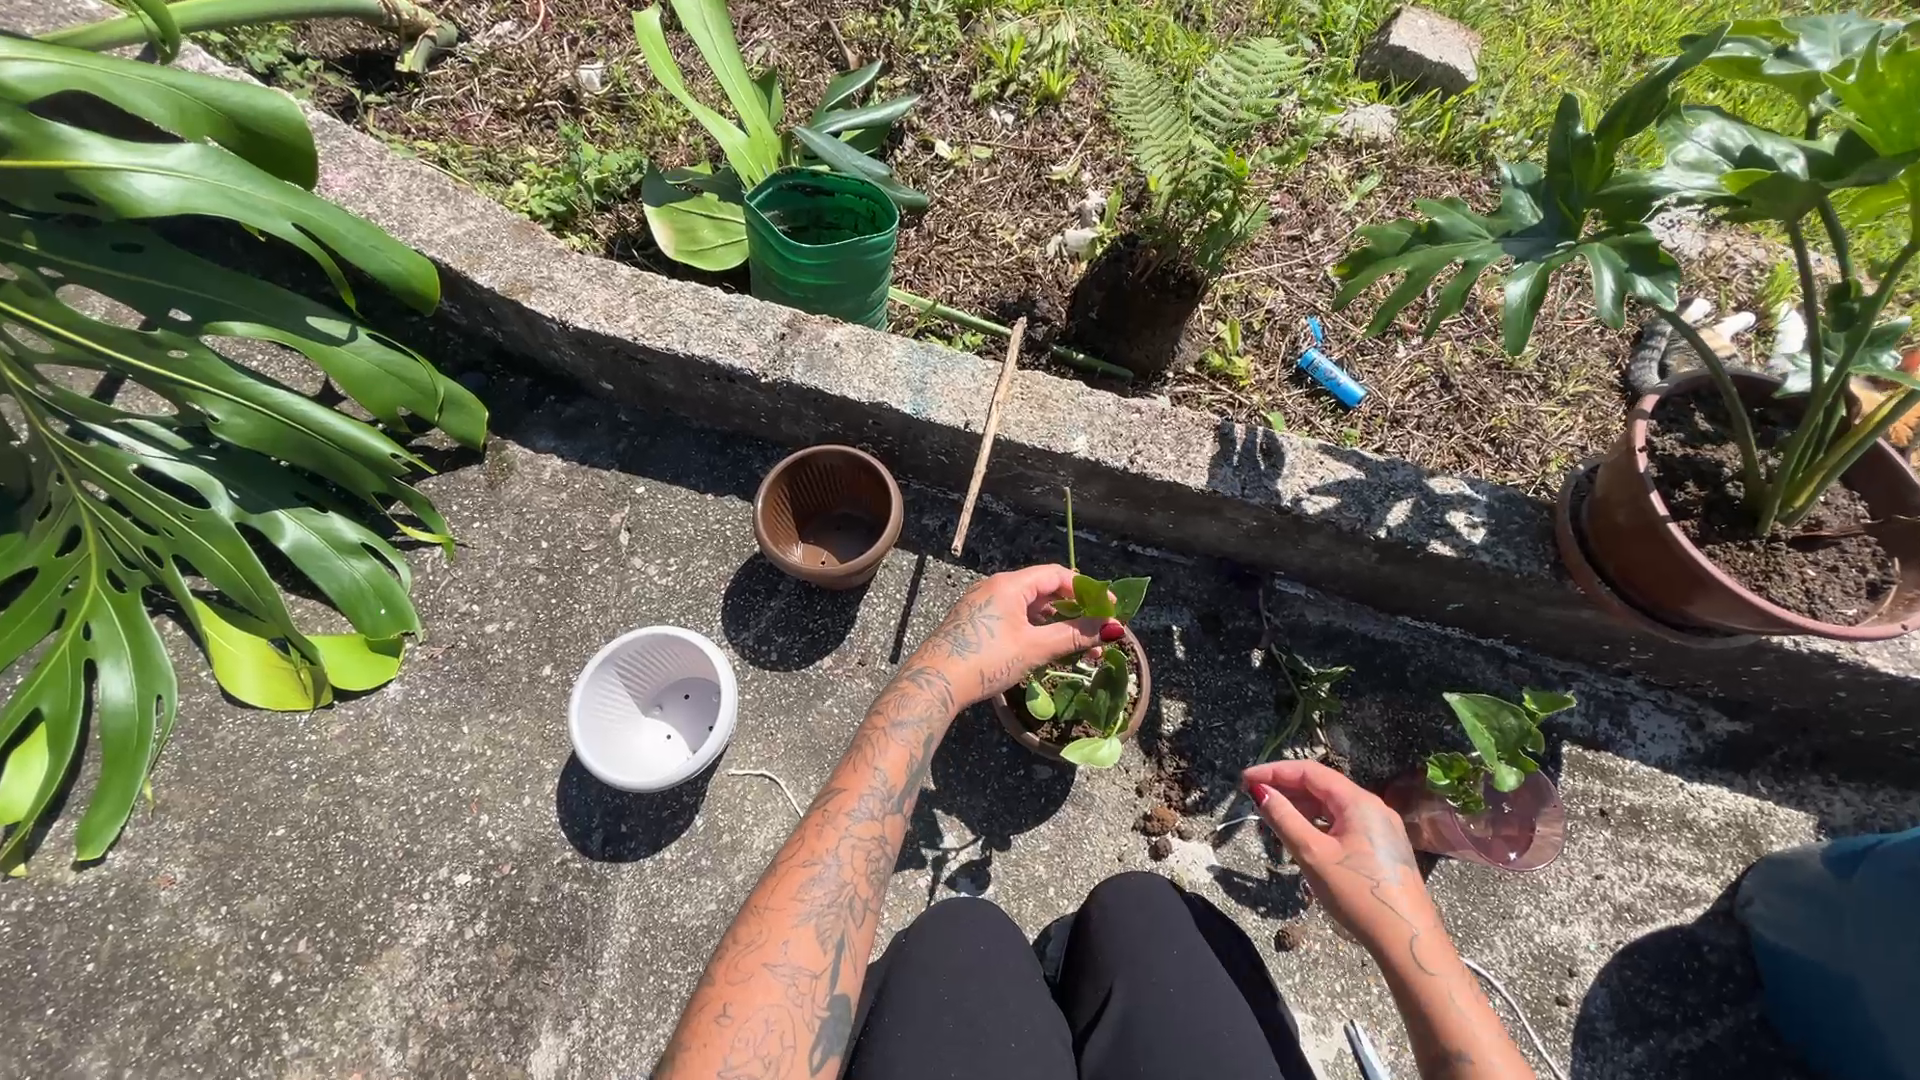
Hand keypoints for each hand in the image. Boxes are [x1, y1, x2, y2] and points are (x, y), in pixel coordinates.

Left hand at [916, 564, 1121, 705]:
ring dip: (1057, 624)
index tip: (1109, 609)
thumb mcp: (1035, 647)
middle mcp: (995, 587)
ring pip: (1030, 608)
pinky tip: (1048, 649)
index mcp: (1010, 584)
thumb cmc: (987, 659)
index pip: (1056, 574)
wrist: (935, 682)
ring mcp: (983, 606)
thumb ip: (1073, 635)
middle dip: (1075, 610)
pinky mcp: (975, 624)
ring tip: (1080, 647)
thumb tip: (1111, 628)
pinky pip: (1014, 619)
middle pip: (1044, 590)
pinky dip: (1037, 630)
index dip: (1086, 589)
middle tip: (1099, 631)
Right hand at [1243, 761, 1450, 964]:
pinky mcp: (1381, 847)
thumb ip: (1283, 817)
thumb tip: (1259, 791)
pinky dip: (1316, 822)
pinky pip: (1342, 822)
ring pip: (1331, 805)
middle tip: (1254, 797)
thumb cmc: (1358, 894)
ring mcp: (1380, 827)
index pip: (1309, 771)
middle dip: (1285, 788)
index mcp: (1359, 802)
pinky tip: (1301, 835)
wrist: (1408, 943)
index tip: (1245, 780)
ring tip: (1271, 816)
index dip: (1274, 771)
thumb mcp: (1312, 854)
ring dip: (1299, 806)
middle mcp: (1372, 807)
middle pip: (1321, 785)